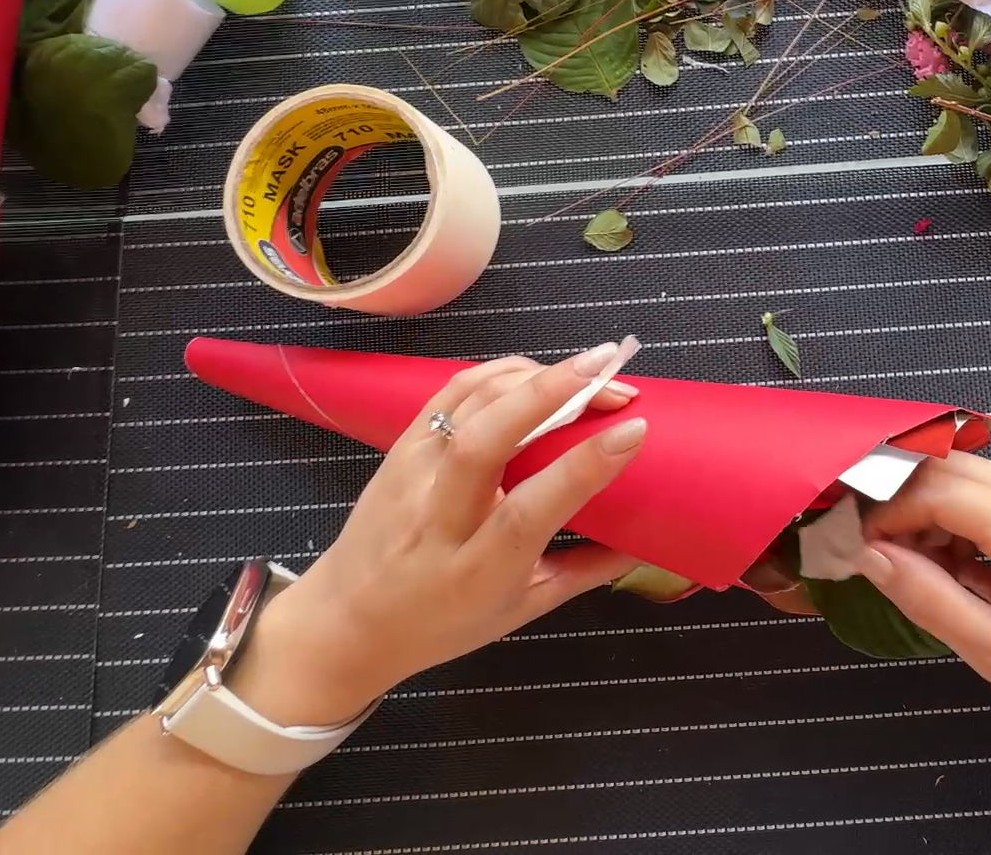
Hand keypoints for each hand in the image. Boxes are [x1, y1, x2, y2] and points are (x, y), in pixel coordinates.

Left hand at [228, 349, 645, 726]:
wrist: (341, 624)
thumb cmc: (442, 624)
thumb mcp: (524, 609)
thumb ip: (588, 571)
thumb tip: (649, 540)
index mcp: (475, 571)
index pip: (531, 510)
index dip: (585, 466)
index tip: (634, 430)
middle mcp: (436, 517)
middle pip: (486, 440)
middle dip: (551, 392)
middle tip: (609, 366)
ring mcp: (410, 475)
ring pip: (468, 404)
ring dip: (534, 375)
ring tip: (589, 366)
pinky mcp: (399, 447)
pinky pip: (451, 392)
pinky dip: (501, 371)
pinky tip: (539, 370)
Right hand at [856, 453, 990, 744]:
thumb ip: (926, 596)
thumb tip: (868, 554)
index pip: (933, 490)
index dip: (884, 512)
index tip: (855, 548)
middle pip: (942, 465)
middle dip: (897, 500)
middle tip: (875, 552)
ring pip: (957, 473)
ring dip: (922, 510)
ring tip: (914, 567)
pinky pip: (980, 492)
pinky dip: (949, 519)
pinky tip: (950, 566)